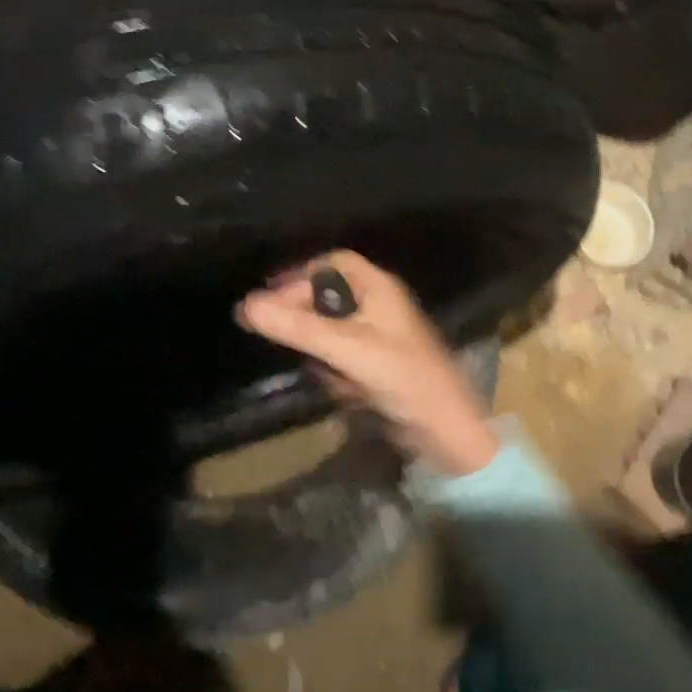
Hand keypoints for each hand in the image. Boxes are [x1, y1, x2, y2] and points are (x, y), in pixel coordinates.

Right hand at [237, 251, 501, 475]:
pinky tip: (333, 384)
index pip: (333, 264)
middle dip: (302, 312)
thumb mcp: (348, 349)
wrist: (444, 427)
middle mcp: (379, 304)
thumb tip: (247, 305)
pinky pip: (343, 355)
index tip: (268, 299)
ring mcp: (380, 335)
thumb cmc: (403, 377)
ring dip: (317, 343)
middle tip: (272, 330)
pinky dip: (332, 366)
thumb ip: (300, 327)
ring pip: (333, 326)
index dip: (299, 276)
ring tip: (308, 363)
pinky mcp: (378, 363)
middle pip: (329, 294)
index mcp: (379, 288)